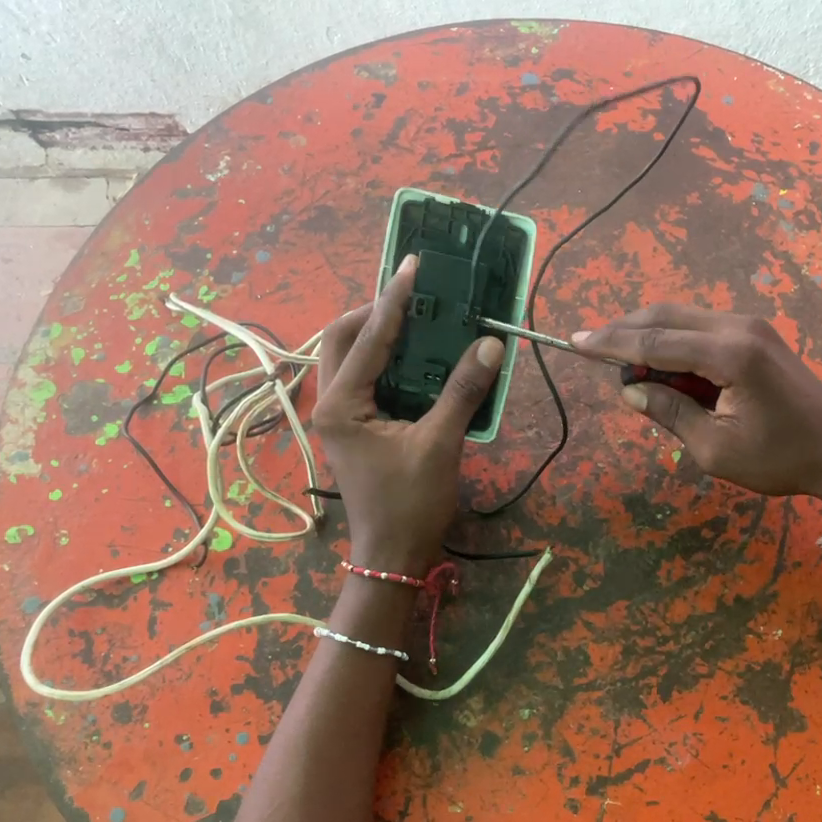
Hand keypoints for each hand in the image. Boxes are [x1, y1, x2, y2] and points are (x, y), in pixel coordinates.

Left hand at [312, 255, 503, 574]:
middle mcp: (331, 405)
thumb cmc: (411, 505)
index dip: (393, 300)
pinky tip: (416, 358)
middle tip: (411, 297)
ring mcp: (340, 418)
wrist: (394, 556)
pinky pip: (363, 380)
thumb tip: (490, 343)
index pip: (367, 339)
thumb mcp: (440, 446)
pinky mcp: (354, 429)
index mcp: (342, 406)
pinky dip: (385, 361)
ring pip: (347, 359)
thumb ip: (462, 392)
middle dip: (372, 312)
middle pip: (340, 339)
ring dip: (376, 334)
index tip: (413, 266)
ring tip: (415, 318)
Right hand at [572, 305, 821, 511]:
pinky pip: (702, 328)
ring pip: (682, 317)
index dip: (610, 344)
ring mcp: (750, 326)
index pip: (654, 342)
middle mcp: (738, 326)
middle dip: (624, 331)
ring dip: (649, 337)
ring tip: (622, 368)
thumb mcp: (715, 448)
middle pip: (665, 316)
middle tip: (589, 349)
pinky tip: (660, 368)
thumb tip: (630, 390)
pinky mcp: (756, 335)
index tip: (574, 342)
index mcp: (729, 354)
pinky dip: (674, 342)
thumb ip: (669, 413)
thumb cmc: (779, 459)